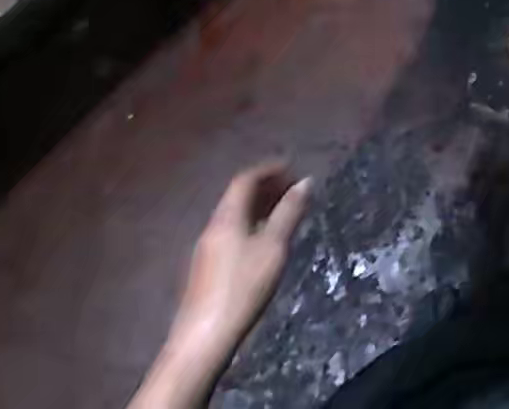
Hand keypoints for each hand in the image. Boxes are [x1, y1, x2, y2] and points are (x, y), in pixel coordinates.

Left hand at [167, 162, 311, 362]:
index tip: (293, 168)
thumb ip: (289, 211)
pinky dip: (253, 223)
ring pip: (236, 215)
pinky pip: (233, 231)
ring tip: (287, 210)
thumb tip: (306, 181)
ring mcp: (207, 249)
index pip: (245, 180)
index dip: (269, 169)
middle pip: (239, 196)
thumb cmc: (243, 286)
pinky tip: (268, 239)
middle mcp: (213, 227)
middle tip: (294, 188)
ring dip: (261, 206)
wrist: (203, 340)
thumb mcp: (274, 246)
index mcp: (227, 217)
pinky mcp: (208, 268)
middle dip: (267, 186)